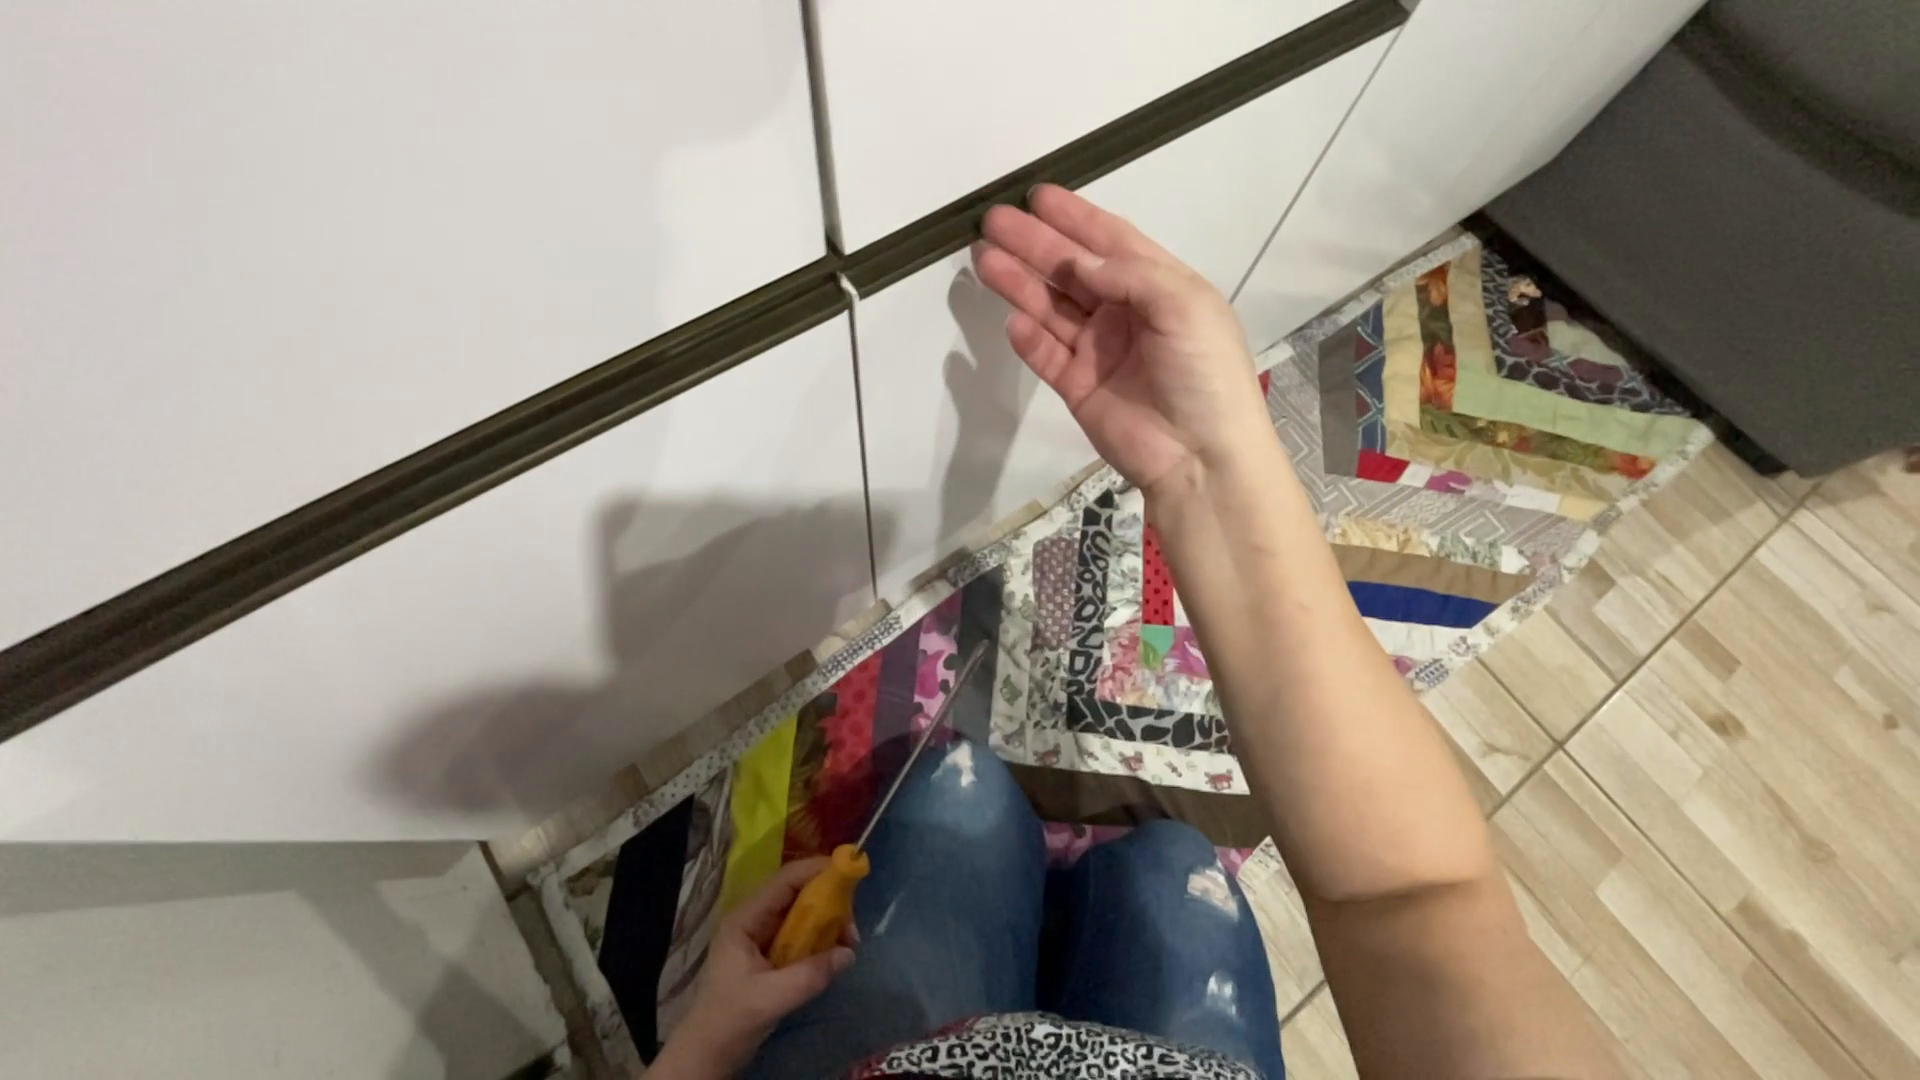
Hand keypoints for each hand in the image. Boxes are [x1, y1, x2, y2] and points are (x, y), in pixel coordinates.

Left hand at [649, 857, 856, 1079]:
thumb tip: (849, 953)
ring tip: (848, 942)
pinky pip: (801, 935)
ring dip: (827, 923)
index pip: (785, 880)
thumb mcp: (770, 998)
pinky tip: (835, 954)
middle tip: (852, 924)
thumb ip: (809, 976)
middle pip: (797, 894)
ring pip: (802, 914)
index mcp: (746, 918)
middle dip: (828, 901)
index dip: (816, 870)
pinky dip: (820, 939)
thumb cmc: (730, 1020)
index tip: (849, 872)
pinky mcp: (771, 955)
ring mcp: (762, 937)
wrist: (707, 1055)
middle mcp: (755, 920)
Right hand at [972, 185, 1274, 498]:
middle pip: (1071, 271)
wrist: (1200, 456)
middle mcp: (1125, 313)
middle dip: (1034, 246)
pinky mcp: (1079, 387)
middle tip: (992, 223)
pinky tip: (1012, 320)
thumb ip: (1131, 276)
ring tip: (985, 260)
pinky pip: (1047, 355)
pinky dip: (1029, 339)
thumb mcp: (1185, 307)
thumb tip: (1076, 265)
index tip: (1036, 198)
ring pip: (1052, 308)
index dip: (1073, 219)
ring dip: (1020, 284)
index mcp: (1158, 287)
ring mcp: (1099, 351)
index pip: (1110, 243)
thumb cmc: (1205, 373)